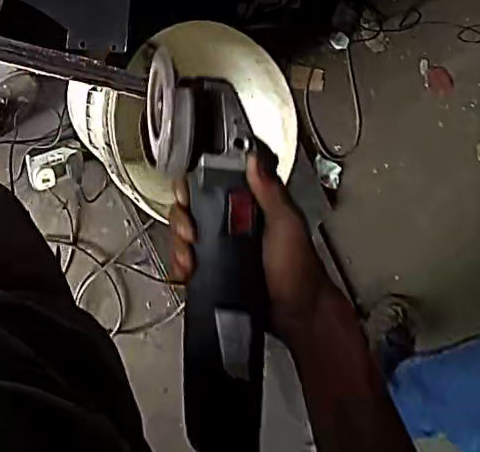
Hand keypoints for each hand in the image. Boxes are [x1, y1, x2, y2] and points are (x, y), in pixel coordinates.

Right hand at [165, 148, 333, 344]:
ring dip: (178, 245)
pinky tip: (188, 270)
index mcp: (241, 205)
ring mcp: (215, 246)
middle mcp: (225, 222)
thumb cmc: (300, 272)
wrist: (300, 319)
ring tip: (191, 258)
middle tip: (191, 234)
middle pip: (185, 208)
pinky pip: (183, 260)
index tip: (185, 199)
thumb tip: (254, 160)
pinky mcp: (210, 269)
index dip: (187, 188)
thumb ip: (271, 193)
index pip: (202, 184)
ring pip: (180, 234)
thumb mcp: (288, 225)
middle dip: (180, 220)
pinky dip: (179, 264)